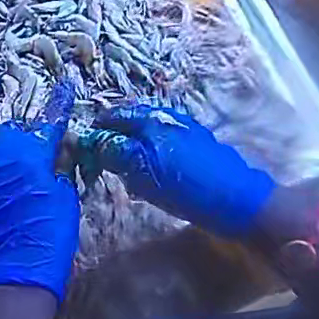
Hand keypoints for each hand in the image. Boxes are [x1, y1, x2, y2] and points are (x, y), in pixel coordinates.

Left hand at [0, 83, 80, 300]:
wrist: (19, 269)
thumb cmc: (51, 234)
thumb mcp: (67, 196)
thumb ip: (59, 167)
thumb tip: (56, 151)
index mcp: (31, 153)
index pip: (48, 122)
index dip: (58, 104)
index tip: (64, 85)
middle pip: (9, 135)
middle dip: (20, 142)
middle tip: (29, 158)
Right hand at [93, 105, 274, 236]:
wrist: (238, 201)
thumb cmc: (185, 184)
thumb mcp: (140, 169)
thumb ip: (112, 150)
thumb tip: (85, 140)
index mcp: (150, 117)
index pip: (109, 116)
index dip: (92, 134)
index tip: (81, 155)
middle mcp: (165, 117)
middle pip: (126, 125)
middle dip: (110, 144)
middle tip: (100, 169)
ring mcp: (182, 131)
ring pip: (142, 138)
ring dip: (128, 154)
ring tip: (124, 177)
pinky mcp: (193, 148)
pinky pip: (157, 149)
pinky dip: (145, 161)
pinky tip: (147, 179)